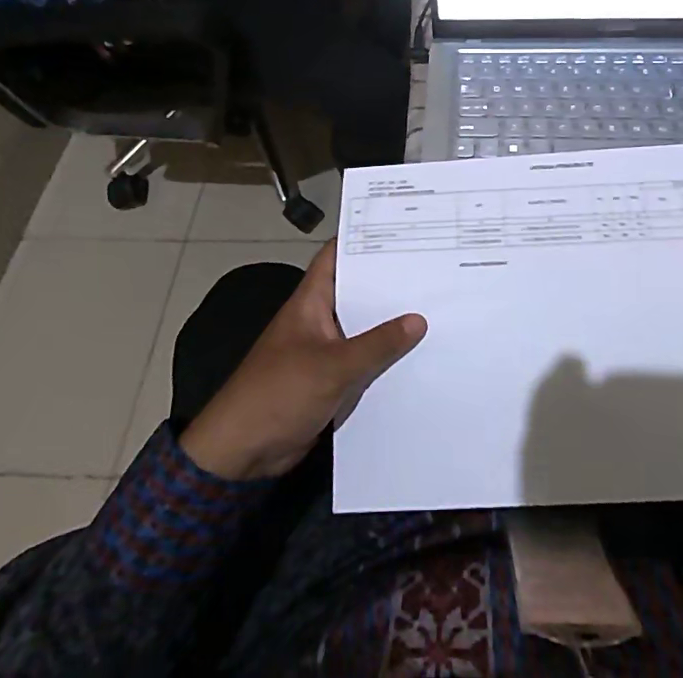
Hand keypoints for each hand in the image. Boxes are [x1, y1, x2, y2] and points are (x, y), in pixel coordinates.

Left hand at [179, 243, 427, 480]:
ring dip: (393, 324)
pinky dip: (387, 357)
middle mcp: (319, 319)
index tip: (404, 231)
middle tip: (435, 269)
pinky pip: (364, 360)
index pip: (336, 257)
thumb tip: (419, 320)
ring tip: (439, 308)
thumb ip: (377, 344)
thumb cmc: (279, 394)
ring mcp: (325, 350)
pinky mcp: (331, 379)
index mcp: (310, 302)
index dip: (365, 240)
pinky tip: (420, 355)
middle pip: (358, 292)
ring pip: (365, 328)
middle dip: (391, 282)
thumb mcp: (332, 367)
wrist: (243, 452)